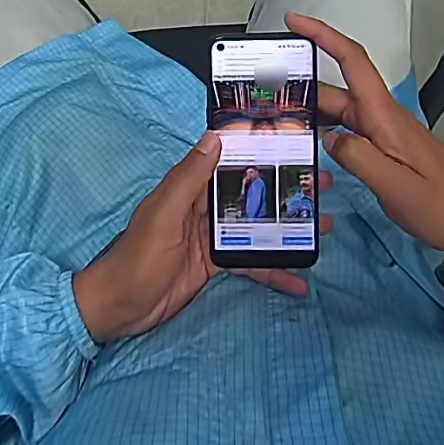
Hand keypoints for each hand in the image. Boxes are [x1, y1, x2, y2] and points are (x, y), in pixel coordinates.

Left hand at [72, 132, 331, 342]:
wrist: (120, 307)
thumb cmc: (137, 257)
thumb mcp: (164, 215)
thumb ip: (188, 178)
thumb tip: (214, 137)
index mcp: (188, 188)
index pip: (227, 162)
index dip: (258, 152)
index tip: (292, 145)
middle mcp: (201, 207)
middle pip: (249, 193)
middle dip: (284, 190)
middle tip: (323, 187)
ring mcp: (209, 237)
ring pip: (255, 226)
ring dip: (287, 228)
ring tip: (323, 227)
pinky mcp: (214, 265)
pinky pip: (249, 263)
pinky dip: (273, 270)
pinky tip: (300, 282)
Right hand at [286, 12, 443, 257]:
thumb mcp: (398, 187)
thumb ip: (358, 158)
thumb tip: (328, 138)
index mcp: (386, 117)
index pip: (353, 61)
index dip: (323, 34)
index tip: (296, 21)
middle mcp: (383, 117)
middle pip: (334, 88)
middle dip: (300, 84)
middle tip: (266, 90)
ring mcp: (383, 131)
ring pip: (337, 110)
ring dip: (310, 109)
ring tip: (280, 117)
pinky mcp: (384, 146)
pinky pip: (346, 128)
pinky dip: (323, 128)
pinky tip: (310, 142)